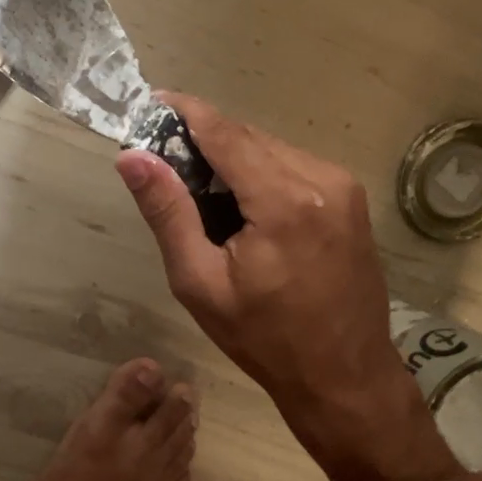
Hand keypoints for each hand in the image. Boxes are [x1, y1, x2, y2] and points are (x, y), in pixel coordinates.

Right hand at [115, 92, 461, 480]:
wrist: (345, 377)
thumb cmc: (263, 337)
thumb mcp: (199, 281)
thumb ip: (167, 212)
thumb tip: (131, 157)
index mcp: (283, 200)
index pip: (224, 132)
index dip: (184, 112)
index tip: (148, 103)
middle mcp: (320, 179)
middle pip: (246, 136)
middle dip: (202, 138)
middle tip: (159, 156)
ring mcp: (342, 187)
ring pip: (269, 148)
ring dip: (229, 155)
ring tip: (193, 187)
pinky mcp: (350, 200)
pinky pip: (291, 166)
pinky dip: (257, 171)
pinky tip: (236, 204)